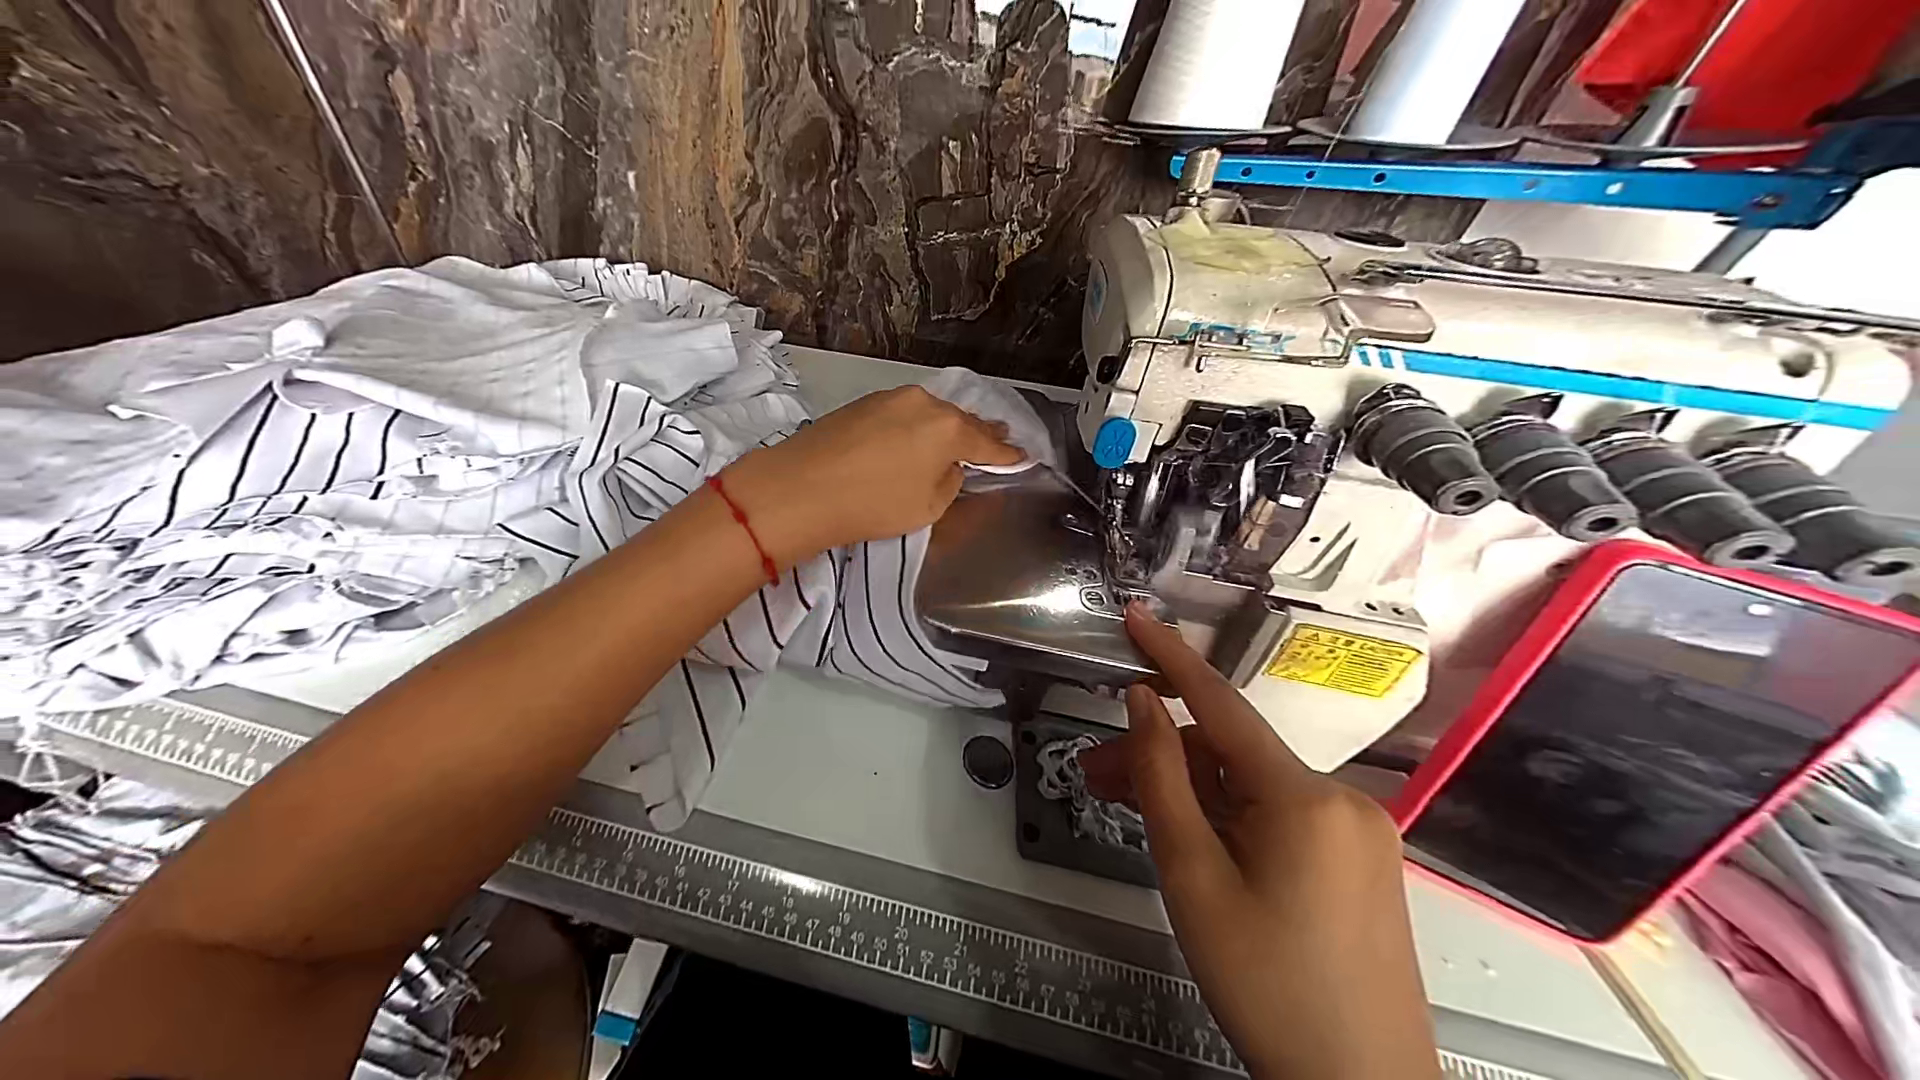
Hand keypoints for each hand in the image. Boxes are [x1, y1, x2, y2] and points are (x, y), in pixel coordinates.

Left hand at [719, 385, 1021, 565]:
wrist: (799, 489)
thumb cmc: (871, 505)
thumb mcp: (927, 507)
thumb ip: (949, 481)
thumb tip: (948, 467)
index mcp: (948, 429)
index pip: (987, 444)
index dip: (1007, 455)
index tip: (1022, 457)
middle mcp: (924, 403)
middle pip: (961, 420)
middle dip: (981, 432)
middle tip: (1001, 437)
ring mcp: (890, 399)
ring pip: (931, 413)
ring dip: (946, 426)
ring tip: (960, 436)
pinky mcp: (863, 403)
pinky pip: (904, 413)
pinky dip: (918, 425)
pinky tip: (917, 437)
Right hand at [1080, 606, 1439, 1079]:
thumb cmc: (1266, 984)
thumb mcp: (1194, 878)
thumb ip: (1163, 779)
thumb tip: (1142, 704)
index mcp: (1305, 798)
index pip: (1223, 703)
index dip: (1171, 655)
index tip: (1136, 614)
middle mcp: (1340, 799)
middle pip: (1230, 755)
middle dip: (1160, 756)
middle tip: (1094, 773)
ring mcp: (1355, 830)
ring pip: (1249, 786)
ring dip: (1187, 789)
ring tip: (1123, 802)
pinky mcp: (1357, 859)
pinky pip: (1275, 814)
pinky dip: (1224, 814)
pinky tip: (1185, 830)